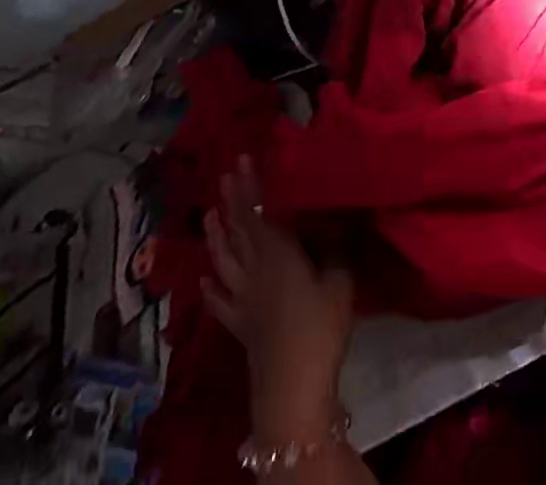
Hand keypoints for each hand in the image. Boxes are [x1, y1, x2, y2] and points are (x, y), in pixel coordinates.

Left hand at [202, 155, 353, 435]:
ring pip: (223, 260)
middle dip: (232, 201)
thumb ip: (337, 246)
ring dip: (215, 236)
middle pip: (238, 231)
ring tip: (209, 215)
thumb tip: (342, 214)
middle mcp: (254, 270)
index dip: (251, 186)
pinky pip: (219, 299)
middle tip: (224, 176)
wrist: (292, 385)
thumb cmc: (320, 326)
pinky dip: (210, 286)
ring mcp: (241, 299)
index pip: (260, 212)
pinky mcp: (238, 324)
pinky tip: (204, 279)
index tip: (243, 160)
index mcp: (278, 254)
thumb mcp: (340, 280)